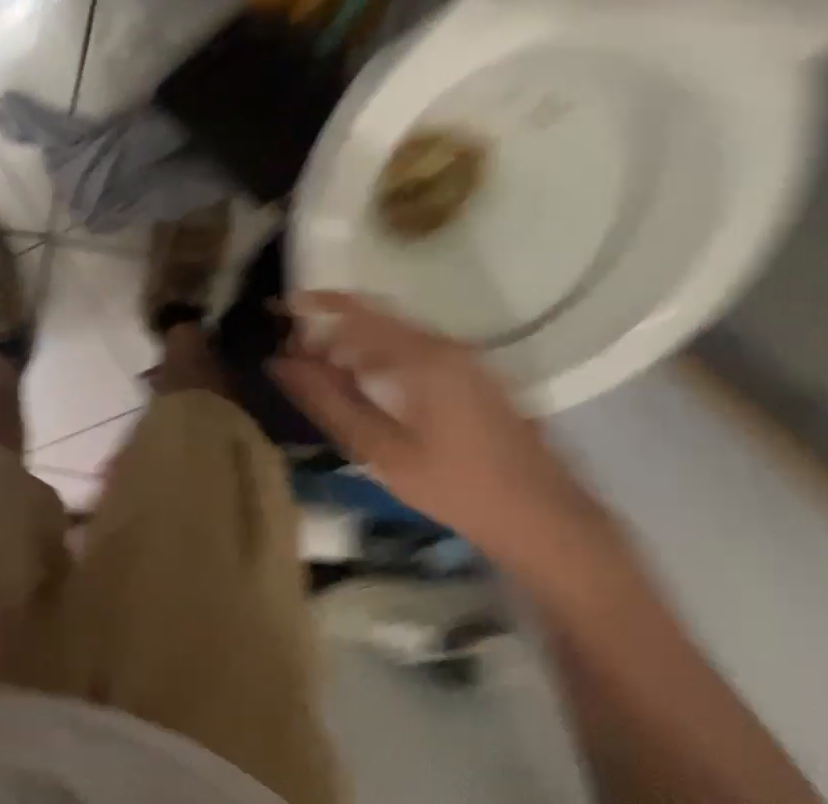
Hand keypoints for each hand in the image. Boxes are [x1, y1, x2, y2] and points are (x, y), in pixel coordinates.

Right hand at [268, 291, 605, 560]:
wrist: (547, 522)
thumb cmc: (458, 488)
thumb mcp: (381, 450)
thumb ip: (328, 401)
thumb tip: (281, 365)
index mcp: (424, 358)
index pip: (357, 312)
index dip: (314, 305)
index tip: (279, 308)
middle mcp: (449, 348)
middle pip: (377, 320)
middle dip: (331, 330)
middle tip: (296, 354)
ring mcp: (471, 362)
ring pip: (399, 335)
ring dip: (357, 345)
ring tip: (324, 372)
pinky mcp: (480, 378)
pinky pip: (419, 350)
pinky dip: (384, 357)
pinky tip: (369, 387)